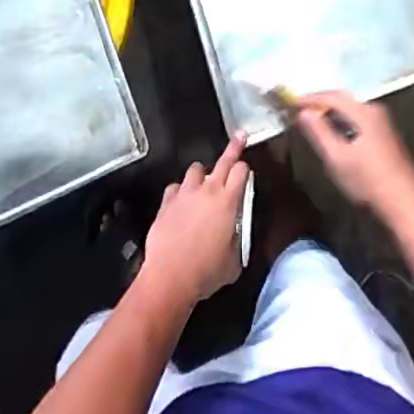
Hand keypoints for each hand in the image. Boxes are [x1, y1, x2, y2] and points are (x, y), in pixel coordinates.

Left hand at [139, 134, 250, 309]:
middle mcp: (207, 190)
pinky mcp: (166, 202)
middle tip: (239, 136)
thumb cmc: (207, 271)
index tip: (246, 169)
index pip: (241, 170)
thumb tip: (234, 234)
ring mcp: (185, 194)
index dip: (245, 168)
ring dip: (202, 174)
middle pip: (224, 160)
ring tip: (203, 185)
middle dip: (234, 147)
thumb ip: (237, 239)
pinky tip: (181, 204)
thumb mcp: (234, 259)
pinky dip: (180, 192)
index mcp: (228, 201)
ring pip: (196, 169)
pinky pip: (175, 188)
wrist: (170, 277)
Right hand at [291, 92, 413, 211]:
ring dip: (329, 111)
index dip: (309, 98)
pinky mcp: (383, 132)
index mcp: (364, 112)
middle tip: (299, 109)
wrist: (403, 199)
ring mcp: (381, 121)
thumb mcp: (337, 157)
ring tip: (311, 119)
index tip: (291, 103)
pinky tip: (331, 130)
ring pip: (349, 108)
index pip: (332, 96)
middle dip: (319, 102)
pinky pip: (355, 116)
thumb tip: (304, 113)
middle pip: (342, 99)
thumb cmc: (368, 180)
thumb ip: (319, 132)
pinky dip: (340, 119)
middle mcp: (374, 110)